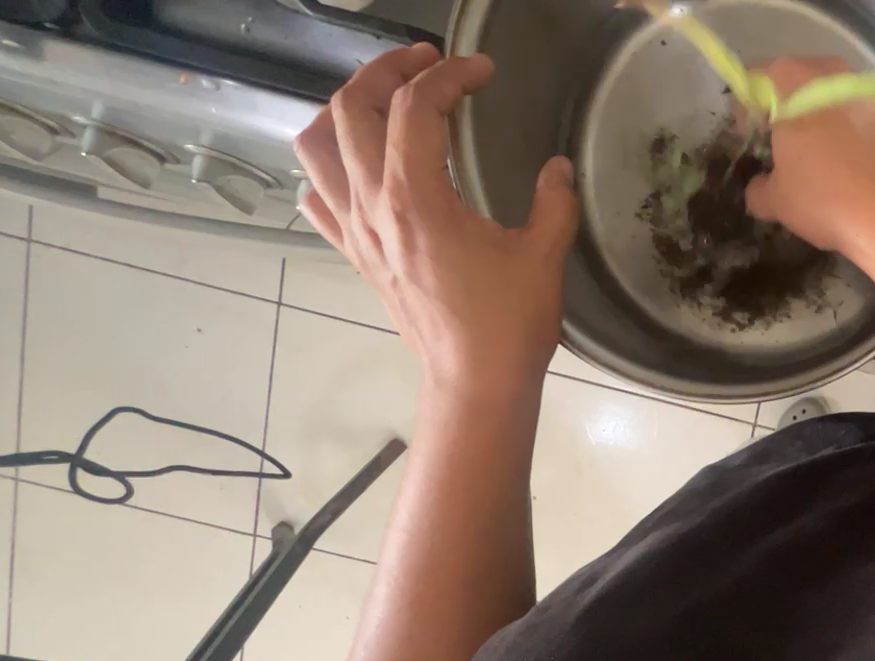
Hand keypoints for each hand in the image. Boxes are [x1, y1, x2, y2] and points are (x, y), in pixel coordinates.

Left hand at [294, 44, 578, 395]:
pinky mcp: (356, 255)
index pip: (417, 109)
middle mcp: (372, 203)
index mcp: (417, 197)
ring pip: (316, 142)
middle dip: (388, 71)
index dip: (451, 77)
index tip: (482, 70)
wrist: (477, 381)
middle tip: (428, 65)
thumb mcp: (544, 258)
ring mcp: (356, 230)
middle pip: (352, 107)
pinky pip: (318, 196)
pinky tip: (357, 170)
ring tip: (379, 103)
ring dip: (342, 108)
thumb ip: (553, 203)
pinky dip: (328, 169)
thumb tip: (557, 168)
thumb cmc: (511, 323)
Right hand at [744, 56, 874, 258]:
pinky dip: (861, 135)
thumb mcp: (778, 202)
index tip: (754, 141)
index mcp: (791, 80)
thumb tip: (758, 189)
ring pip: (838, 100)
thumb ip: (759, 189)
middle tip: (790, 152)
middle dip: (791, 114)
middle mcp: (832, 71)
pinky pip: (870, 118)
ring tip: (829, 161)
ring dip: (829, 123)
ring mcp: (872, 89)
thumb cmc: (825, 200)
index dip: (748, 114)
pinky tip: (862, 168)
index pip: (756, 83)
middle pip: (800, 84)